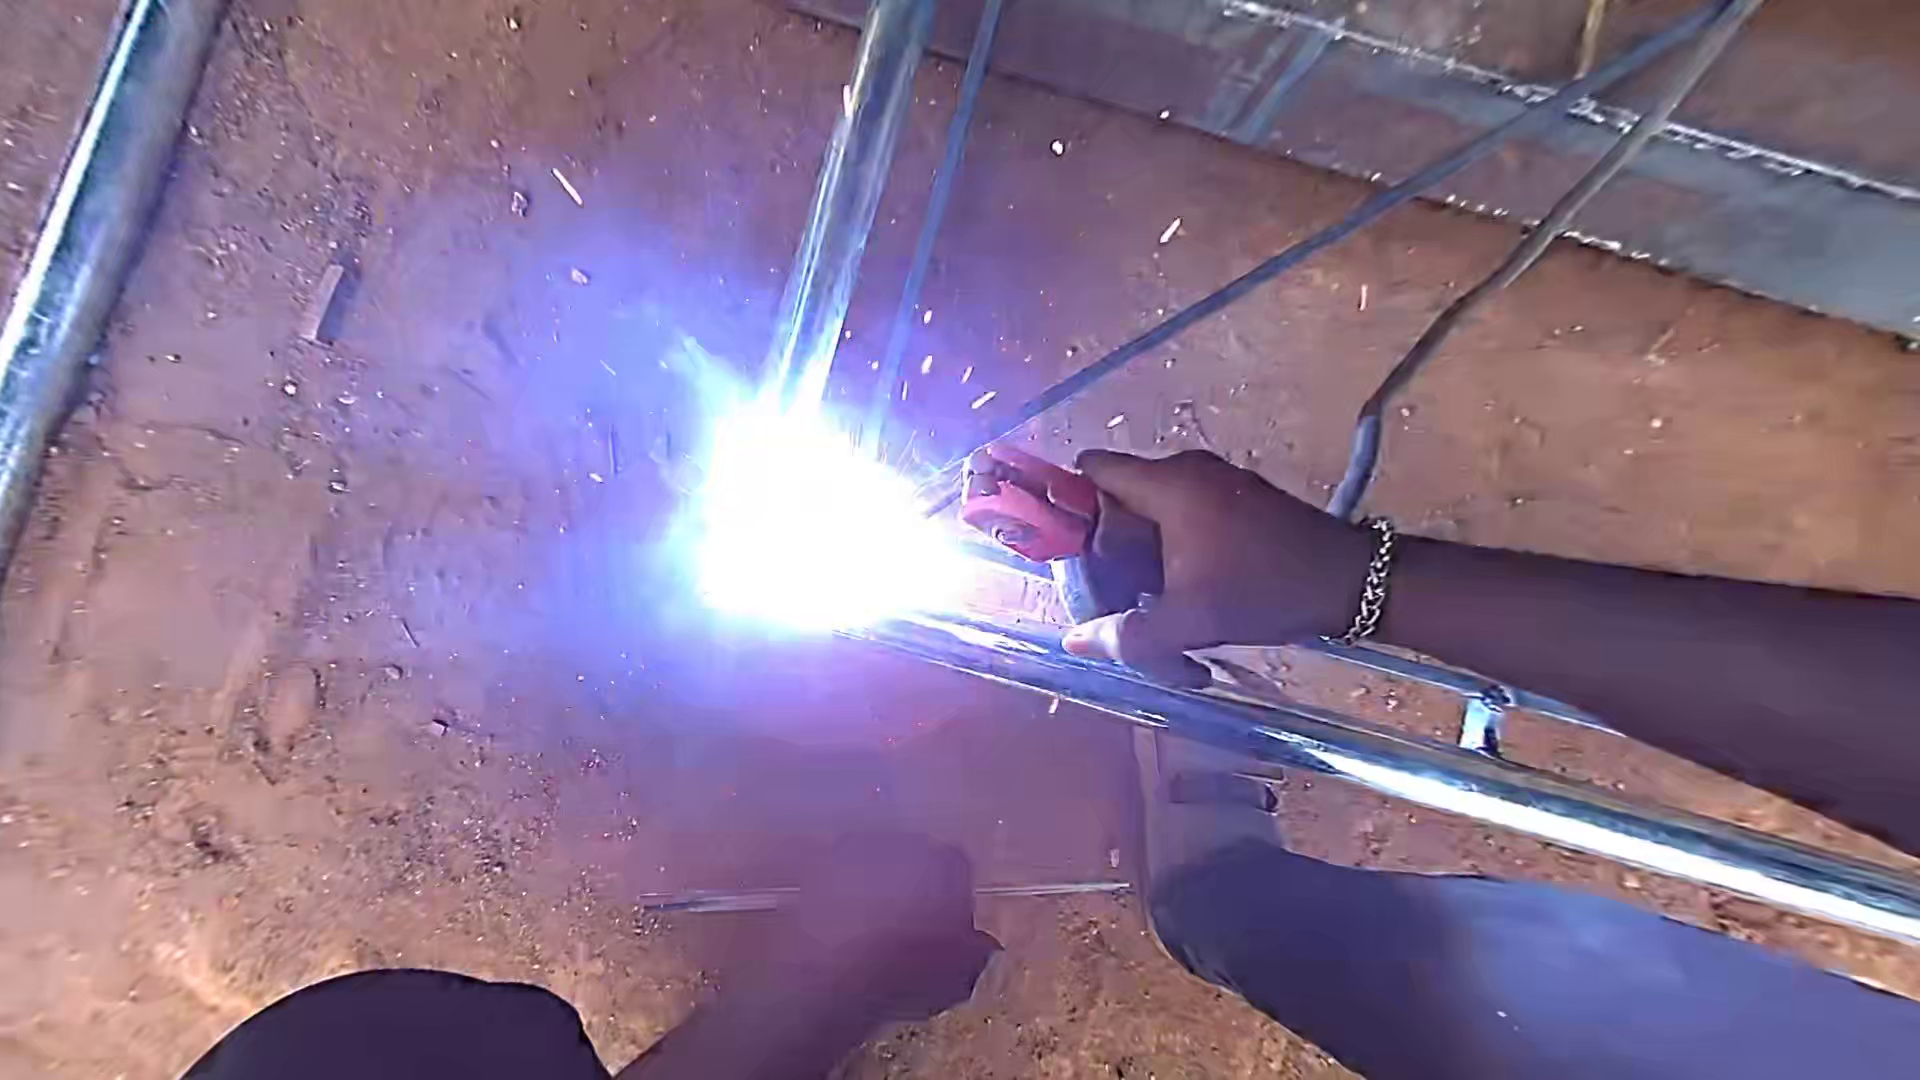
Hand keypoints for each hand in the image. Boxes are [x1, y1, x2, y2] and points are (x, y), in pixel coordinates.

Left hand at [774, 831, 998, 1024]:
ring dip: (882, 883)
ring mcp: (868, 844)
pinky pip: (846, 868)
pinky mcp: (831, 856)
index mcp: (948, 863)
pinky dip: (847, 887)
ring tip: (872, 925)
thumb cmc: (908, 970)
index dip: (953, 899)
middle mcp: (911, 841)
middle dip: (916, 886)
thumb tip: (985, 945)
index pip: (959, 870)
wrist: (837, 966)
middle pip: (920, 859)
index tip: (945, 929)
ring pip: (883, 860)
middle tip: (908, 926)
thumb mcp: (958, 974)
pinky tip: (843, 920)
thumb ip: (977, 952)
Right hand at [1062, 450, 1370, 685]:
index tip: (1073, 549)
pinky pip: (1179, 510)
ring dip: (1140, 548)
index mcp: (1167, 484)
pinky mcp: (1234, 496)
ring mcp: (1214, 480)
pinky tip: (1182, 583)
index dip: (1071, 502)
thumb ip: (1128, 634)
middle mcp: (1186, 471)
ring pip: (1148, 506)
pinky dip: (1168, 542)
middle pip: (1117, 495)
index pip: (1092, 468)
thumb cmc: (1266, 589)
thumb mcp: (1192, 619)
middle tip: (1112, 587)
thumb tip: (1073, 643)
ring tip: (1149, 594)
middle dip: (1107, 542)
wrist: (1355, 581)